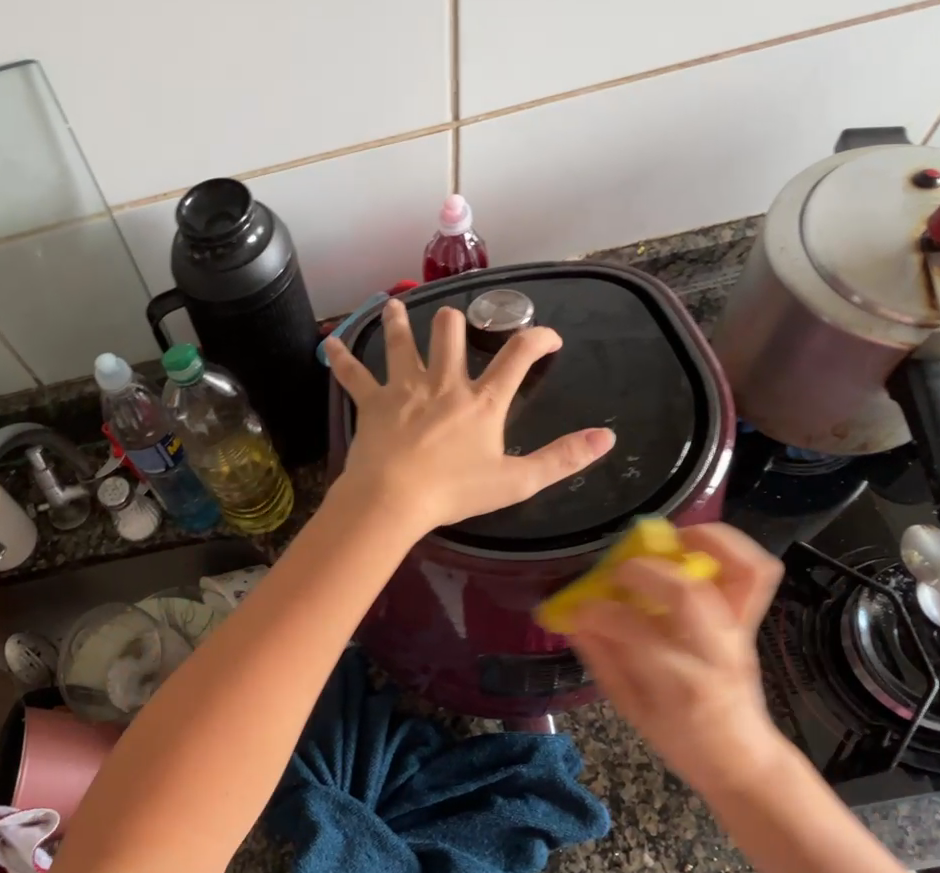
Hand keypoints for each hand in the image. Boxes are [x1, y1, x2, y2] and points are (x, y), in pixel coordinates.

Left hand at [323, 300, 614, 531]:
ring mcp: (405, 389)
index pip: (517, 356)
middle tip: (456, 322)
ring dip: (401, 322)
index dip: (537, 338)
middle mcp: (444, 384)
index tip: (548, 336)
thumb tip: (608, 436)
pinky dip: (342, 357)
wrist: (393, 499)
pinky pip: (354, 374)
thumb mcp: (517, 481)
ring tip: (396, 306)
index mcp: (482, 401)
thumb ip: (562, 458)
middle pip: (451, 334)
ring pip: (403, 342)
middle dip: (457, 322)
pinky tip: (330, 342)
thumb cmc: (454, 492)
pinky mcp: (372, 402)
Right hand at [567, 524, 790, 795]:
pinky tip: (693, 544)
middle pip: (688, 594)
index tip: (576, 608)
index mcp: (681, 685)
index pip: (636, 632)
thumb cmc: (680, 739)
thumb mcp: (630, 710)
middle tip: (616, 571)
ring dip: (704, 540)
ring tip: (668, 536)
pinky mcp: (751, 621)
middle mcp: (717, 653)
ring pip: (741, 572)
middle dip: (643, 570)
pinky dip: (728, 547)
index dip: (598, 611)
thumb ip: (602, 660)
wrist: (740, 757)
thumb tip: (574, 619)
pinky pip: (755, 572)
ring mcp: (740, 633)